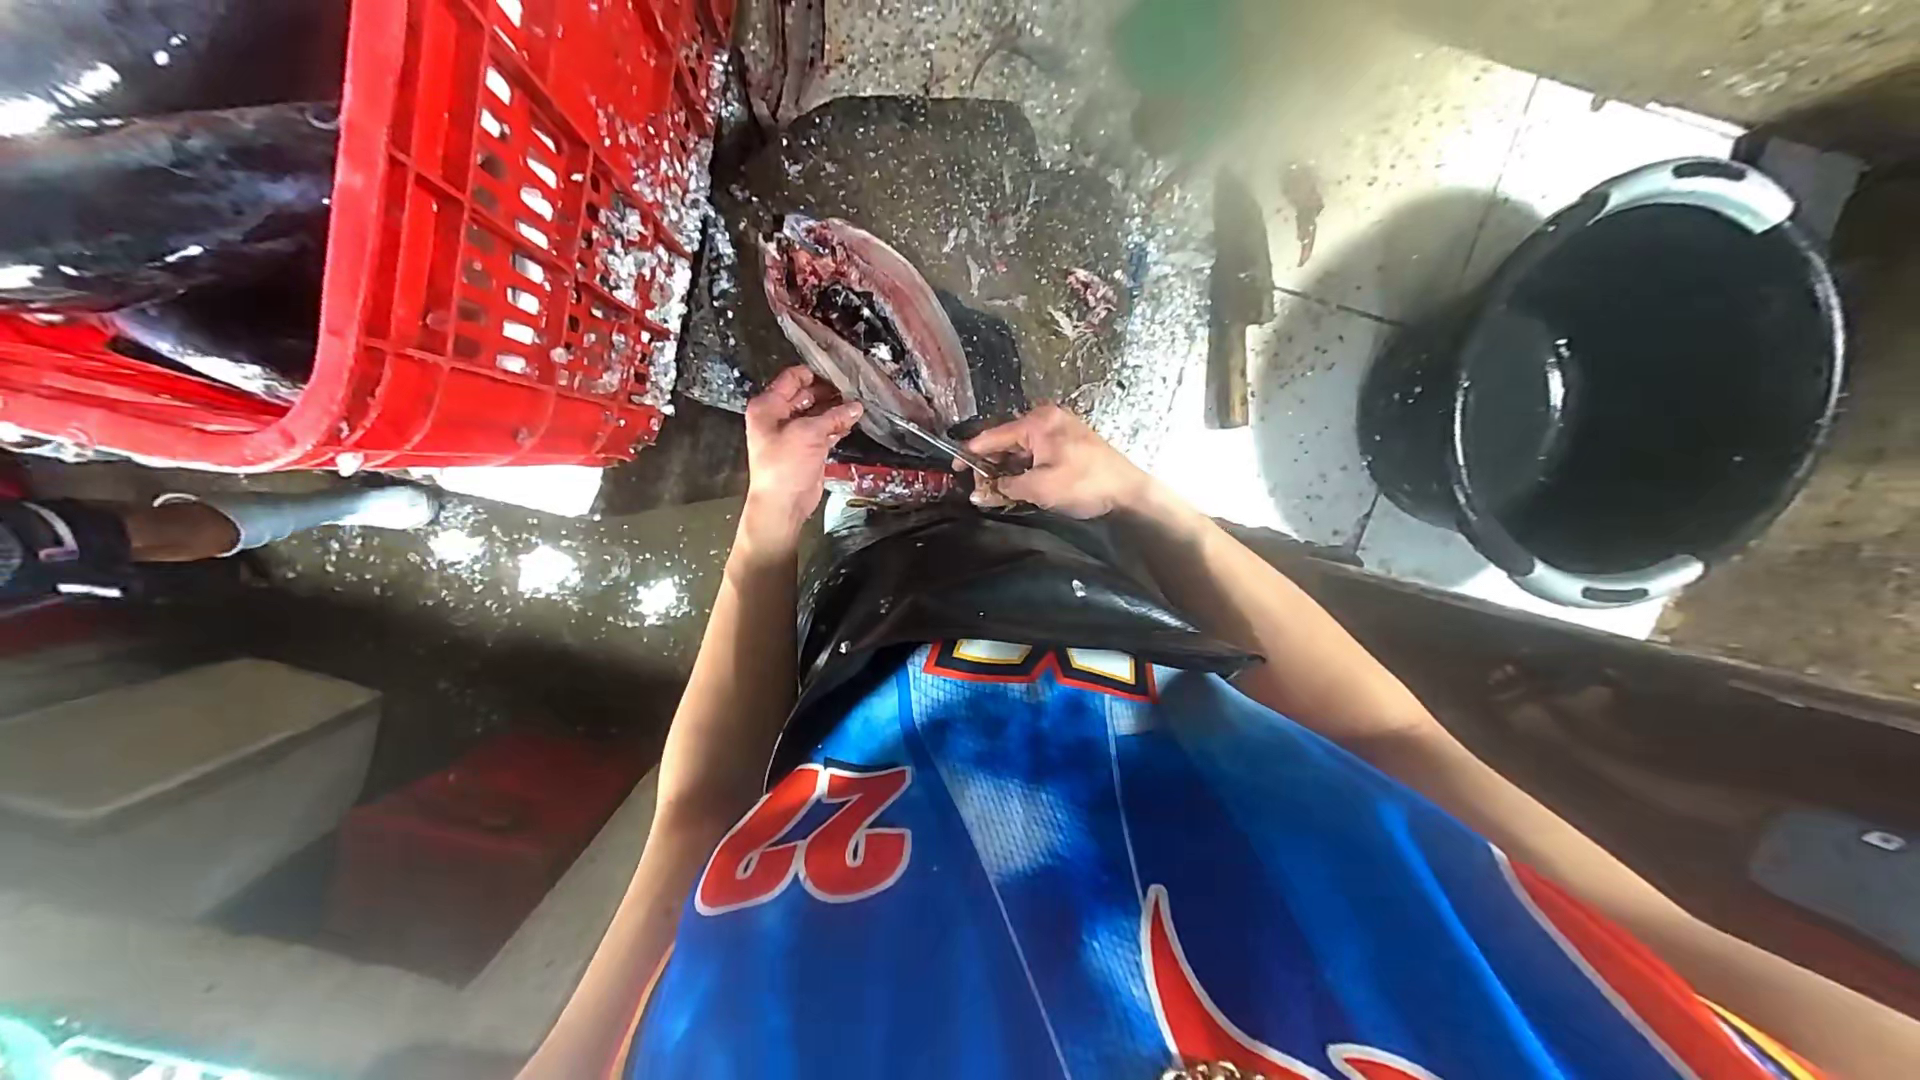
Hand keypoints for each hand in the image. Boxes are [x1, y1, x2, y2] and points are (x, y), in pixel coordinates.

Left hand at [741, 366, 862, 547]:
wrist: (782, 504)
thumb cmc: (785, 465)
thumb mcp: (808, 433)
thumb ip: (834, 416)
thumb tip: (856, 406)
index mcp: (768, 406)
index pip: (792, 379)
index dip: (815, 374)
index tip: (840, 372)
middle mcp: (778, 416)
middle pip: (807, 395)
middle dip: (830, 393)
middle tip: (854, 388)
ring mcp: (793, 433)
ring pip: (817, 414)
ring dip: (836, 410)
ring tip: (858, 404)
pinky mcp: (807, 449)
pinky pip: (823, 431)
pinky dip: (836, 426)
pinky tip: (852, 422)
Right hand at [960, 404, 1151, 519]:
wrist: (1129, 493)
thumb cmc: (1086, 484)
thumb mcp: (1039, 488)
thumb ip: (1004, 488)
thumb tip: (979, 493)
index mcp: (1038, 422)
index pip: (993, 435)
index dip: (972, 453)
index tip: (957, 467)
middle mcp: (1048, 419)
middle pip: (1007, 440)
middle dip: (991, 465)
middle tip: (980, 487)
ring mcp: (1060, 430)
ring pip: (1022, 449)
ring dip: (1008, 469)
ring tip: (997, 490)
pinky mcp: (1070, 444)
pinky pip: (1038, 452)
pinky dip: (1025, 468)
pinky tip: (1019, 485)